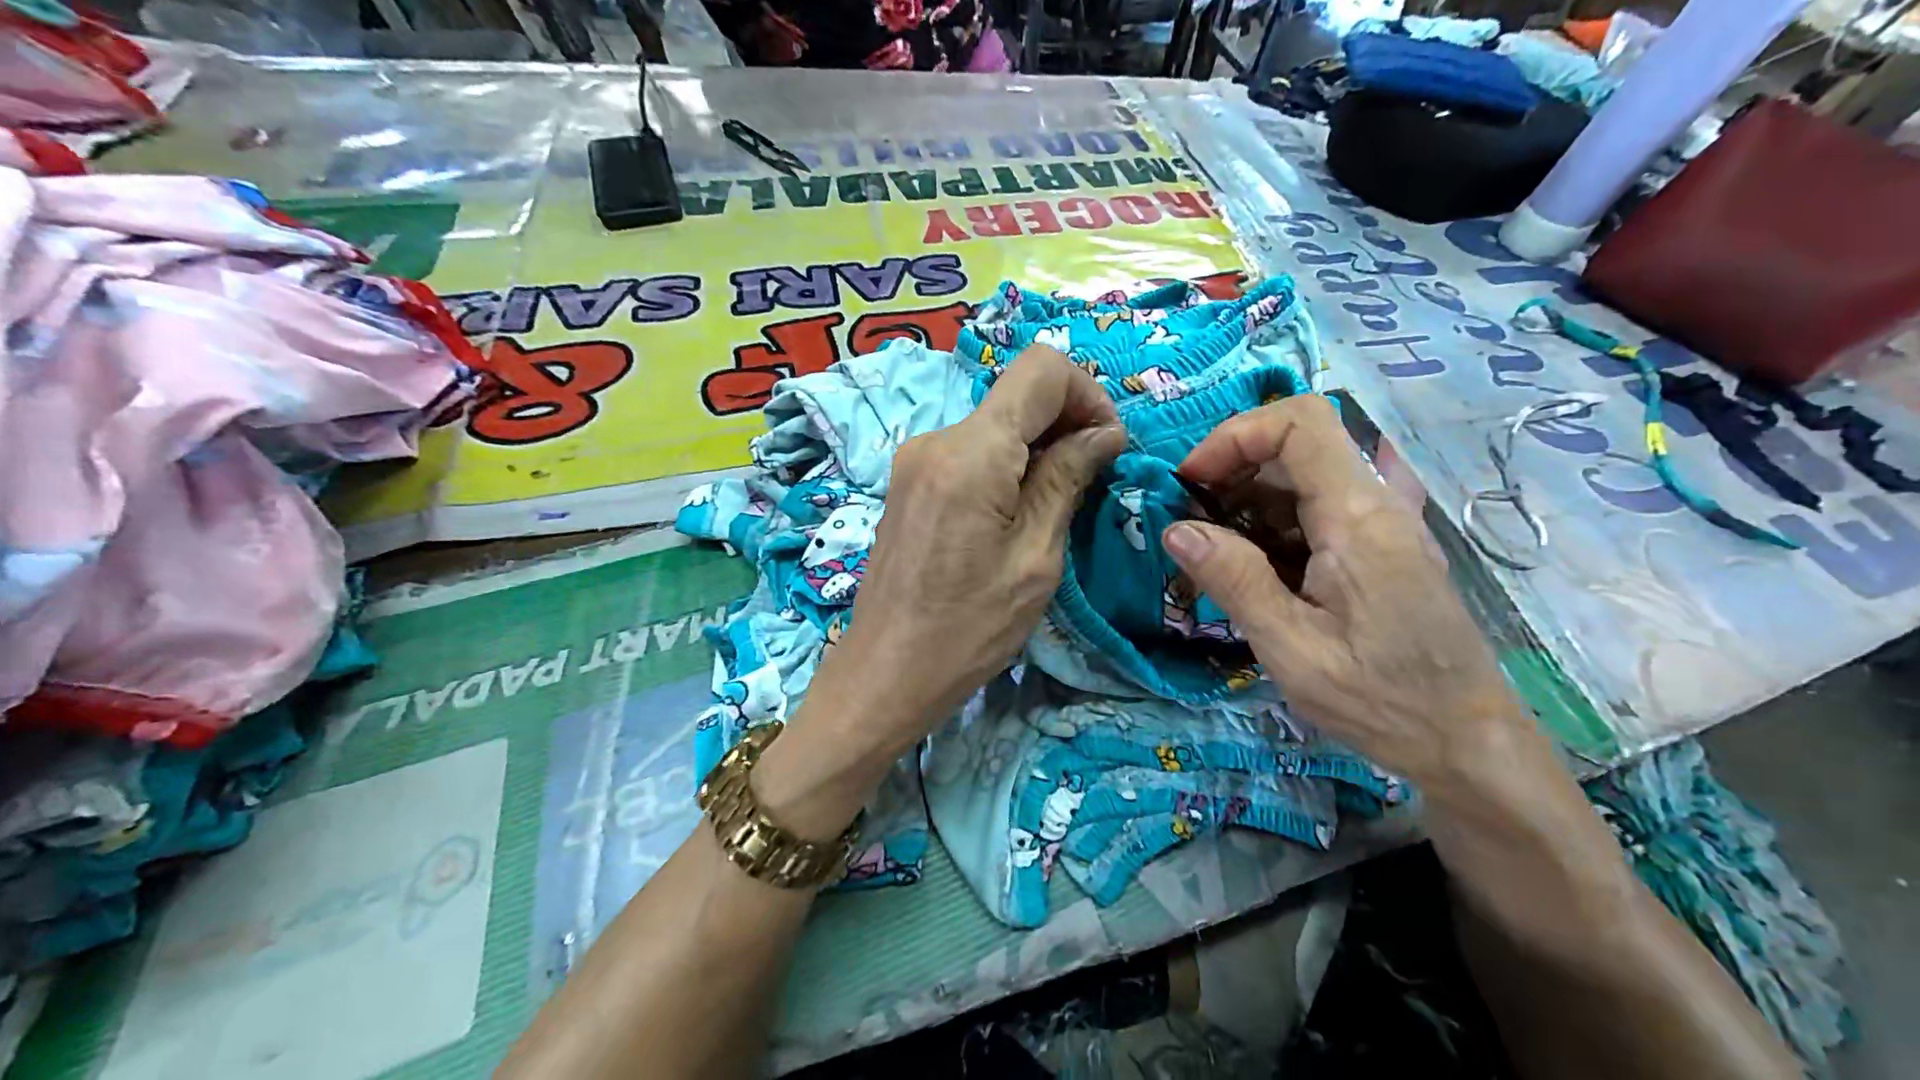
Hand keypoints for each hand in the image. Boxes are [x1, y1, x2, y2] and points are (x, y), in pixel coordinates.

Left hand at [814, 345, 1124, 758]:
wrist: (885, 672)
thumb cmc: (968, 629)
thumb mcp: (1035, 558)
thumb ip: (1066, 480)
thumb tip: (1101, 433)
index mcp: (970, 453)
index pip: (1041, 368)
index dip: (1088, 395)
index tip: (1106, 447)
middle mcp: (935, 440)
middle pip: (1017, 395)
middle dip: (1065, 423)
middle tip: (1090, 481)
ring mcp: (915, 460)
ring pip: (995, 424)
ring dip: (1036, 449)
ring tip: (1054, 508)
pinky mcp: (909, 483)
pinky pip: (970, 452)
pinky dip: (1005, 466)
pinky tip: (1015, 515)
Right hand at [1160, 395, 1528, 791]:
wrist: (1467, 744)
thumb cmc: (1381, 699)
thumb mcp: (1291, 648)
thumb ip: (1235, 581)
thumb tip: (1175, 530)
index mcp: (1357, 518)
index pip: (1299, 423)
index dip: (1235, 435)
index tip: (1191, 483)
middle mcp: (1376, 507)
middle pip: (1296, 447)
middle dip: (1231, 472)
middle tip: (1191, 525)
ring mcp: (1383, 528)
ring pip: (1304, 480)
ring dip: (1247, 503)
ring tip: (1213, 555)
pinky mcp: (1380, 552)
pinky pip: (1319, 513)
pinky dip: (1273, 525)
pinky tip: (1253, 565)